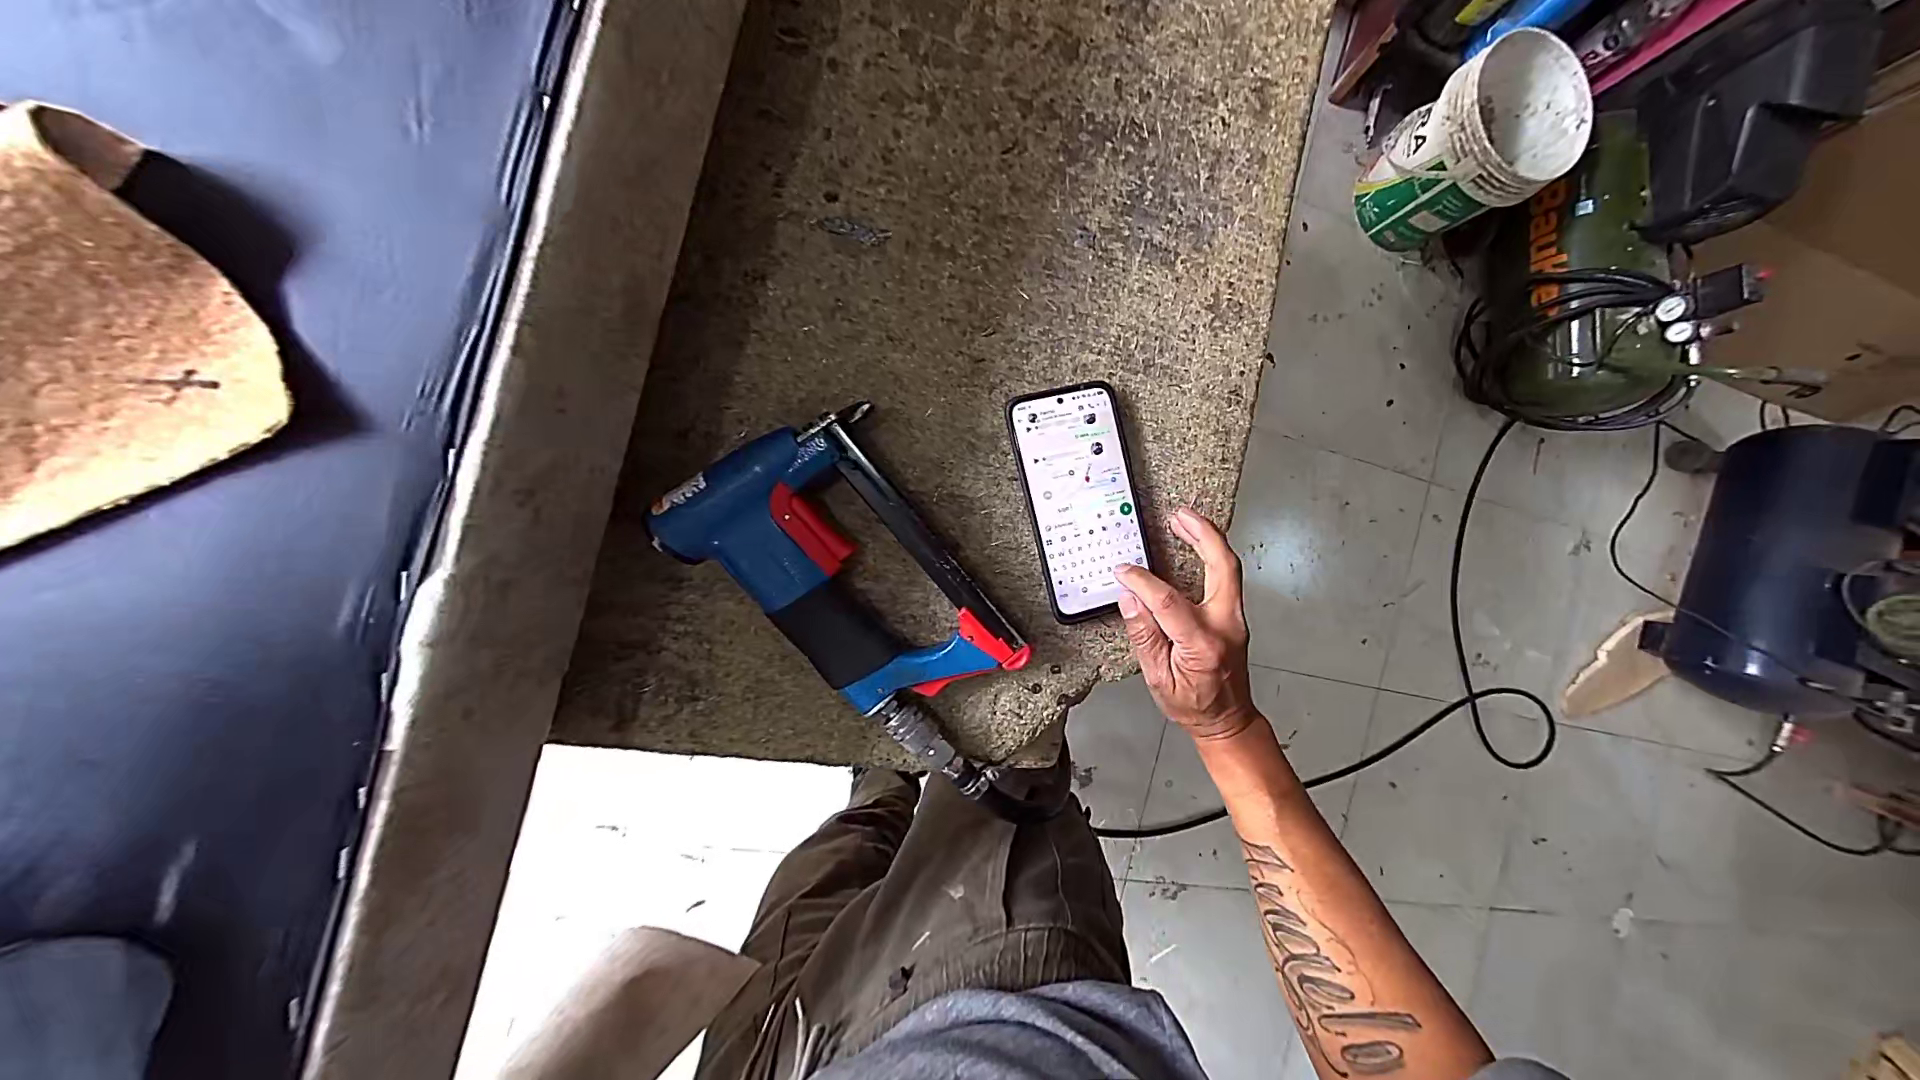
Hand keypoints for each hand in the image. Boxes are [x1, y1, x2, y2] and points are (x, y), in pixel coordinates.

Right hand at [1114, 508, 1259, 741]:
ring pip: (1229, 567)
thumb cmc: (1194, 705)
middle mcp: (1226, 626)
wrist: (1227, 721)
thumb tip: (1131, 599)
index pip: (1168, 601)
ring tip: (1184, 521)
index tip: (1122, 571)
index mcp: (1203, 645)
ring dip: (1208, 539)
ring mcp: (1235, 619)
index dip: (1141, 582)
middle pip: (1222, 566)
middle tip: (1179, 516)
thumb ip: (1144, 635)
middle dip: (1202, 535)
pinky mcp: (1234, 616)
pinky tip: (1195, 544)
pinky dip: (1211, 554)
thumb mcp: (1158, 678)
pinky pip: (1226, 577)